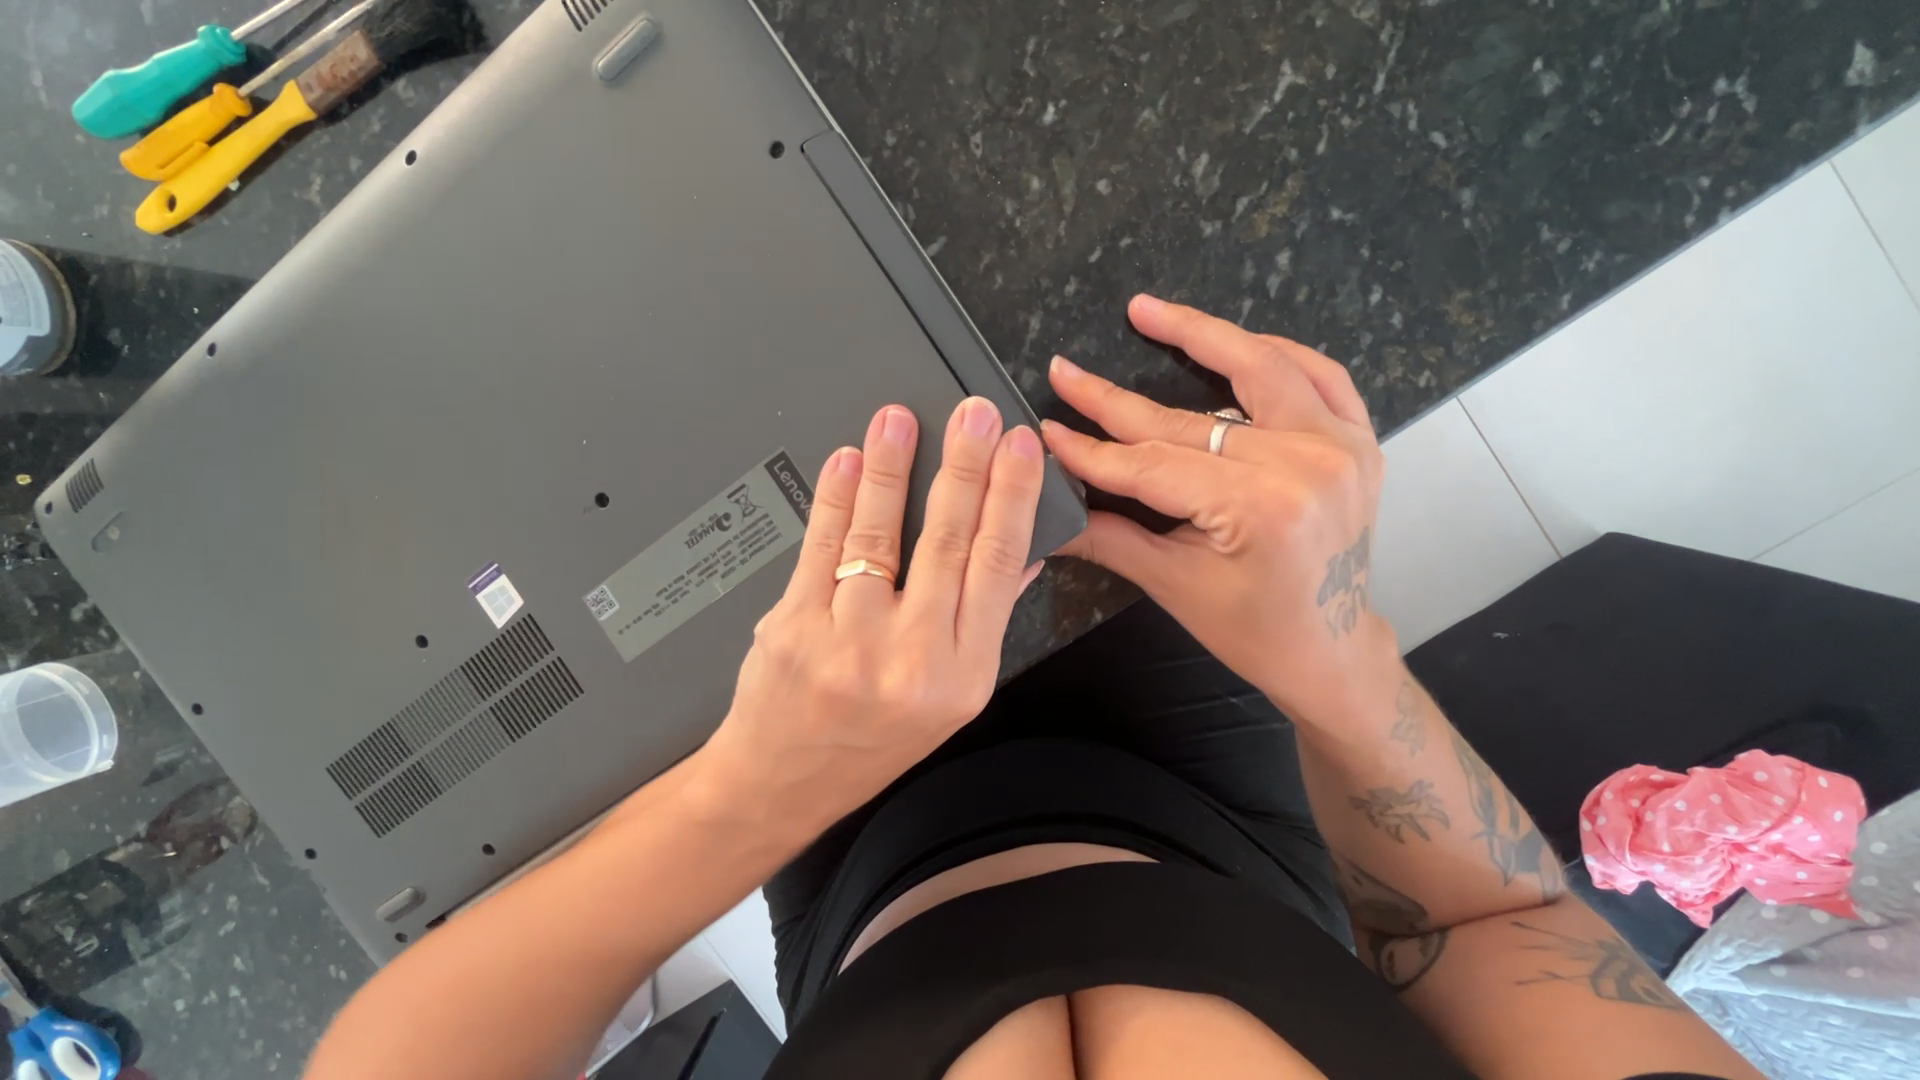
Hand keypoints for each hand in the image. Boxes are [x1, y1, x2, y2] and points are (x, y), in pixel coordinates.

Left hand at [703, 399, 1046, 829]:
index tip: (1020, 450)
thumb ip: (985, 623)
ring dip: (893, 469)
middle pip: (948, 540)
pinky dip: (837, 500)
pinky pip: (821, 549)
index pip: (997, 566)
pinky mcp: (793, 626)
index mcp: (961, 675)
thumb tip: (1021, 557)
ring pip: (879, 536)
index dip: (1011, 497)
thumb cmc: (869, 743)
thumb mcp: (949, 698)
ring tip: (900, 421)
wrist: (781, 783)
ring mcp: (847, 642)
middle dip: (966, 465)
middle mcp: (910, 659)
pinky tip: (849, 464)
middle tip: (975, 414)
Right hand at [1040, 295, 1393, 723]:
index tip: (1049, 428)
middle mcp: (1304, 465)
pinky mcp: (1358, 441)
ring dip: (1199, 335)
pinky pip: (1320, 375)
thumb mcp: (1172, 585)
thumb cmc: (1251, 631)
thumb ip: (1107, 535)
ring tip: (1145, 309)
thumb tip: (1044, 505)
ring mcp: (1340, 446)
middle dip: (1115, 400)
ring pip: (1259, 369)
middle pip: (1189, 420)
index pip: (1152, 464)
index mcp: (1258, 508)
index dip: (1093, 448)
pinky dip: (1275, 353)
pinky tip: (1237, 339)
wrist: (1329, 649)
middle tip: (1067, 372)